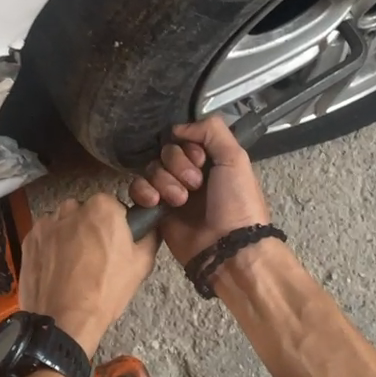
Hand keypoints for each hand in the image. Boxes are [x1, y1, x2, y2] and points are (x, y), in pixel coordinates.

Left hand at [18, 192, 157, 355]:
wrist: (62, 322)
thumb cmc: (105, 291)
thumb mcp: (142, 264)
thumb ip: (150, 235)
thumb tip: (150, 225)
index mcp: (102, 207)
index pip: (113, 205)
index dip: (116, 225)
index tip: (115, 244)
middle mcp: (72, 208)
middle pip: (86, 211)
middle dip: (91, 227)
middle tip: (96, 256)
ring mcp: (47, 223)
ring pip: (64, 222)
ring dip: (69, 235)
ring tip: (74, 265)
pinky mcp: (29, 240)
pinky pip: (45, 236)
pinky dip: (51, 247)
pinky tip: (57, 269)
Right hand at [129, 117, 272, 265]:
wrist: (228, 249)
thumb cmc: (237, 202)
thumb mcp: (235, 158)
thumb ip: (212, 130)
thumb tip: (178, 128)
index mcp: (210, 161)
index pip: (184, 139)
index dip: (189, 148)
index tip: (202, 161)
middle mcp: (190, 174)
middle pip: (166, 152)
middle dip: (178, 166)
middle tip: (195, 185)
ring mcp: (171, 193)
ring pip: (152, 169)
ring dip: (165, 182)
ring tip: (180, 201)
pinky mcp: (156, 211)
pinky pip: (138, 190)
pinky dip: (144, 192)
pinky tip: (155, 202)